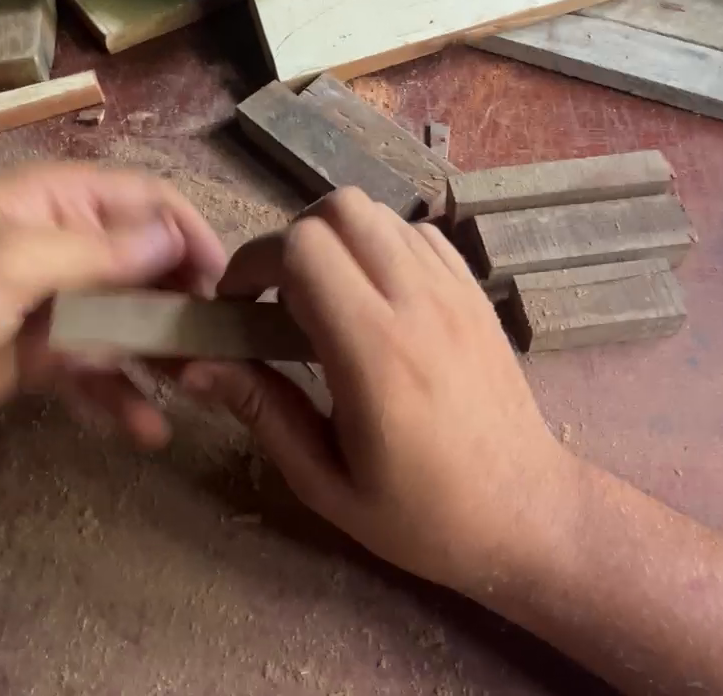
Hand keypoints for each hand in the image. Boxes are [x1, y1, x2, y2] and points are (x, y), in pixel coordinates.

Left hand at [0, 163, 225, 438]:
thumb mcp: (9, 260)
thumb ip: (96, 254)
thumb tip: (173, 242)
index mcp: (61, 203)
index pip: (148, 203)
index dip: (189, 234)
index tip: (222, 283)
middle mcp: (71, 248)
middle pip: (150, 267)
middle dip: (185, 304)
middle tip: (221, 349)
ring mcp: (61, 306)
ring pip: (133, 324)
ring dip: (165, 356)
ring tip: (199, 392)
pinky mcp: (47, 358)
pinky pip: (99, 375)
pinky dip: (124, 399)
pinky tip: (148, 429)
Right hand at [175, 188, 579, 594]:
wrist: (527, 511)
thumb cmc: (423, 515)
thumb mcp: (326, 483)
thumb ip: (262, 410)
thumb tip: (195, 364)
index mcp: (374, 352)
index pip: (302, 249)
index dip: (254, 263)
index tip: (238, 305)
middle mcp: (417, 301)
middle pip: (338, 208)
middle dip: (289, 239)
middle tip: (277, 296)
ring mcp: (454, 288)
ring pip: (377, 211)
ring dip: (334, 238)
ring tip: (324, 294)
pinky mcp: (473, 288)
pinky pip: (416, 232)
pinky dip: (380, 243)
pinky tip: (374, 293)